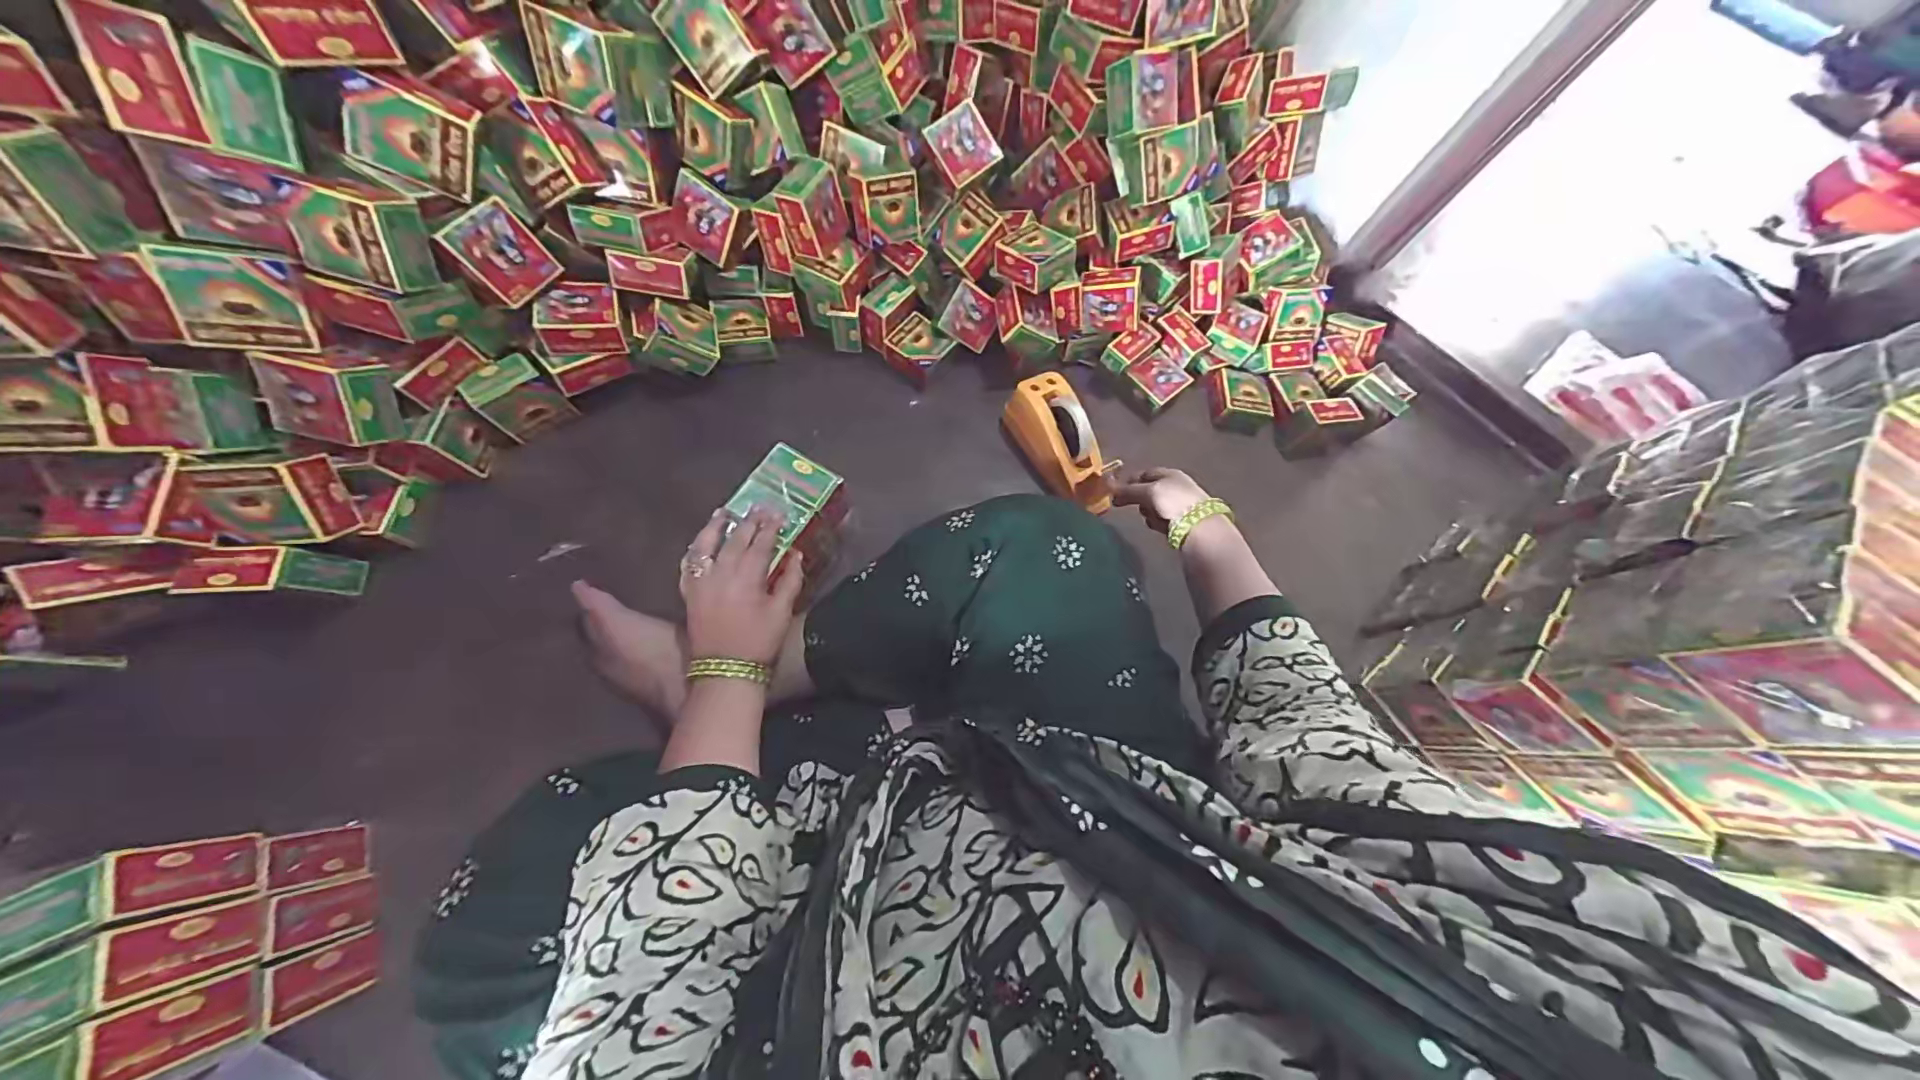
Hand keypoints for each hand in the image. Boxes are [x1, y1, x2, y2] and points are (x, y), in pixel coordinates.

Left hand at [679, 506, 802, 664]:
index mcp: (747, 577)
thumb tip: (796, 555)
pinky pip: (688, 565)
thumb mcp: (781, 612)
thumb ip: (789, 580)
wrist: (725, 671)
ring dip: (714, 527)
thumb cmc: (759, 642)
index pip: (760, 543)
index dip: (771, 526)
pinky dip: (694, 551)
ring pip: (705, 546)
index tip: (779, 513)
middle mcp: (721, 573)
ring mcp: (701, 582)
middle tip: (758, 508)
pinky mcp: (689, 593)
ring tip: (723, 513)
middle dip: (748, 521)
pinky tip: (699, 544)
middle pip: (735, 539)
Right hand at [1112, 467, 1212, 533]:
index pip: (1143, 474)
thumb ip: (1128, 489)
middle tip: (1132, 506)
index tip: (1115, 492)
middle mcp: (1174, 486)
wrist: (1200, 527)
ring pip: (1152, 507)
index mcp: (1169, 473)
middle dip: (1138, 499)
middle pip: (1146, 491)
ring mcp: (1178, 504)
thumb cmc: (1174, 502)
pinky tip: (1161, 527)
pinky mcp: (1180, 521)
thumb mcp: (1148, 492)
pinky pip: (1161, 520)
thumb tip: (1107, 485)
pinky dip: (1158, 523)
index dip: (1128, 481)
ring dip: (1148, 513)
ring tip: (1153, 518)